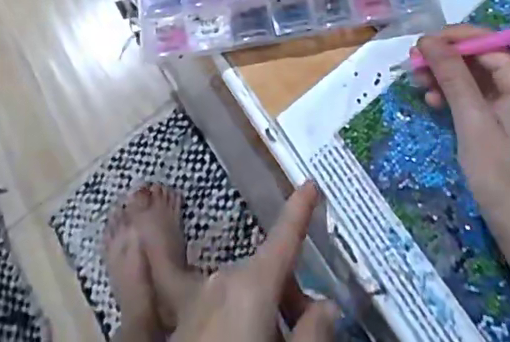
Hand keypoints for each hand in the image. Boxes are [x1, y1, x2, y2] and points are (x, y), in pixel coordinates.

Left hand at [172, 181, 337, 341]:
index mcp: (251, 284)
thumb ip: (314, 333)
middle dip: (291, 295)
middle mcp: (222, 280)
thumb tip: (327, 306)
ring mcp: (197, 299)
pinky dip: (242, 320)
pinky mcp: (183, 320)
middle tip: (310, 328)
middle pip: (267, 273)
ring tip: (280, 340)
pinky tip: (250, 340)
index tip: (311, 183)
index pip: (283, 239)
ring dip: (267, 310)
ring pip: (244, 291)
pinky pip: (221, 308)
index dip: (300, 211)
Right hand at [411, 25, 509, 240]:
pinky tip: (436, 104)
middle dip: (448, 59)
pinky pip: (486, 99)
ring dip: (450, 78)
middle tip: (414, 66)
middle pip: (486, 60)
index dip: (454, 40)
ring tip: (420, 85)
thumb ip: (452, 77)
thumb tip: (429, 39)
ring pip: (482, 79)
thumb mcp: (472, 124)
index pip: (490, 45)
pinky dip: (461, 98)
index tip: (420, 45)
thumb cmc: (504, 181)